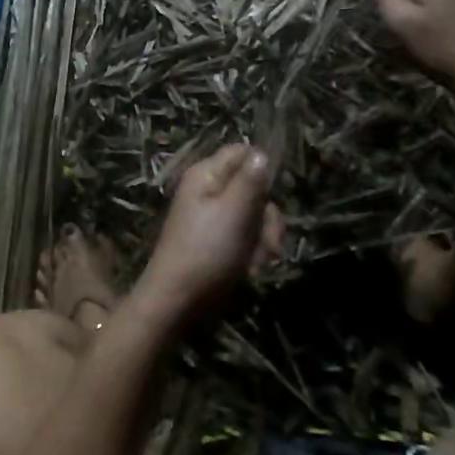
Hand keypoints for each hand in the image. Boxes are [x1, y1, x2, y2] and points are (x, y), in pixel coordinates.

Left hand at [135, 144, 277, 323]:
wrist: (178, 302)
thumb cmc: (206, 251)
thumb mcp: (234, 211)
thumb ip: (250, 180)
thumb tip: (262, 153)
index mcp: (207, 174)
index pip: (242, 152)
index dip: (262, 169)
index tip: (276, 193)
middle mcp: (210, 190)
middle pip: (255, 188)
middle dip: (266, 217)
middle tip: (267, 242)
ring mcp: (215, 218)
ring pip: (256, 217)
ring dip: (263, 240)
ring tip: (257, 263)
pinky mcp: (220, 242)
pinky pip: (248, 239)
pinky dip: (254, 254)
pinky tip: (251, 271)